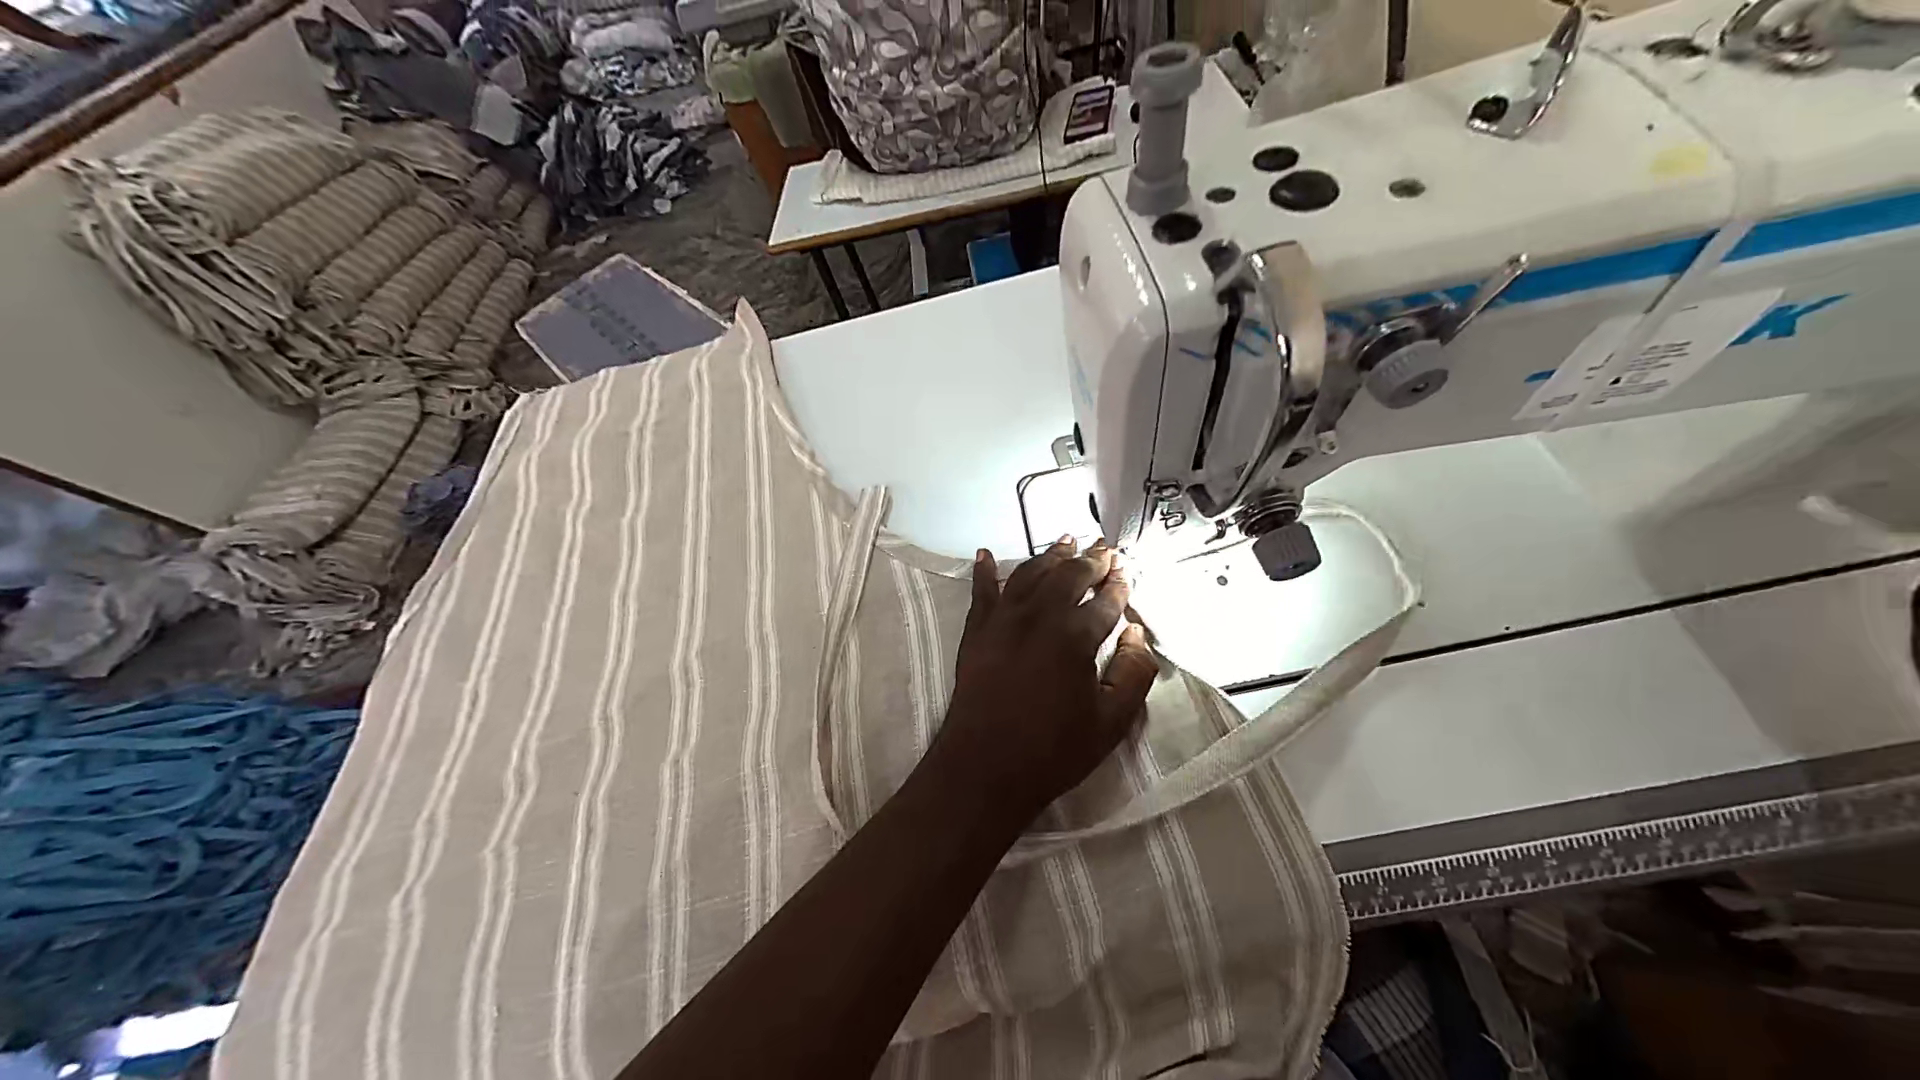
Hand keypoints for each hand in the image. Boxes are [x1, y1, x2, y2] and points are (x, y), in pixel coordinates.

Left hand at [922, 537, 1158, 826]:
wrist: (983, 767)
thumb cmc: (1052, 751)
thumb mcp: (1111, 722)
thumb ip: (1134, 674)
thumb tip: (1137, 635)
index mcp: (1075, 636)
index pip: (1105, 600)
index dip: (1120, 584)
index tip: (1127, 571)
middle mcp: (1038, 616)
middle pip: (1068, 576)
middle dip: (1091, 559)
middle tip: (1104, 548)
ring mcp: (1002, 619)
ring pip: (1029, 574)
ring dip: (1050, 555)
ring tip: (1065, 541)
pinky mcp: (976, 631)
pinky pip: (981, 591)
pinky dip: (984, 571)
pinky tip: (984, 554)